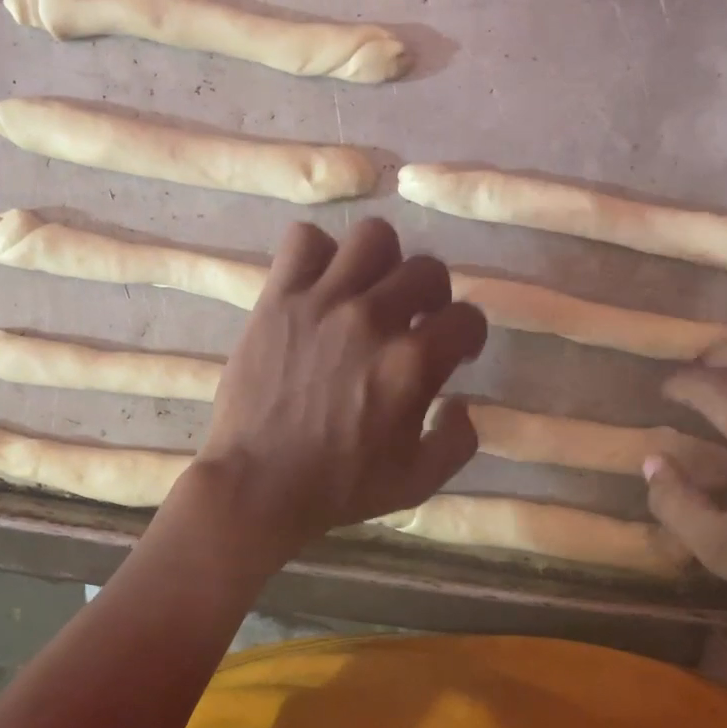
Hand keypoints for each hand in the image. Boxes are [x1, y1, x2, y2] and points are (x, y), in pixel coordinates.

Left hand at [189, 218, 487, 555]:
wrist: (259, 485)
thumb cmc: (339, 489)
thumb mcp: (417, 483)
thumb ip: (457, 441)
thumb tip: (460, 402)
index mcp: (412, 364)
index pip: (466, 318)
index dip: (467, 336)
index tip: (454, 352)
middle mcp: (372, 320)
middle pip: (426, 270)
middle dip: (432, 297)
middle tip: (414, 322)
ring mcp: (322, 303)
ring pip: (372, 238)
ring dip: (382, 264)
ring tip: (369, 294)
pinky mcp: (279, 300)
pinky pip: (304, 241)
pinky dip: (317, 256)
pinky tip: (319, 288)